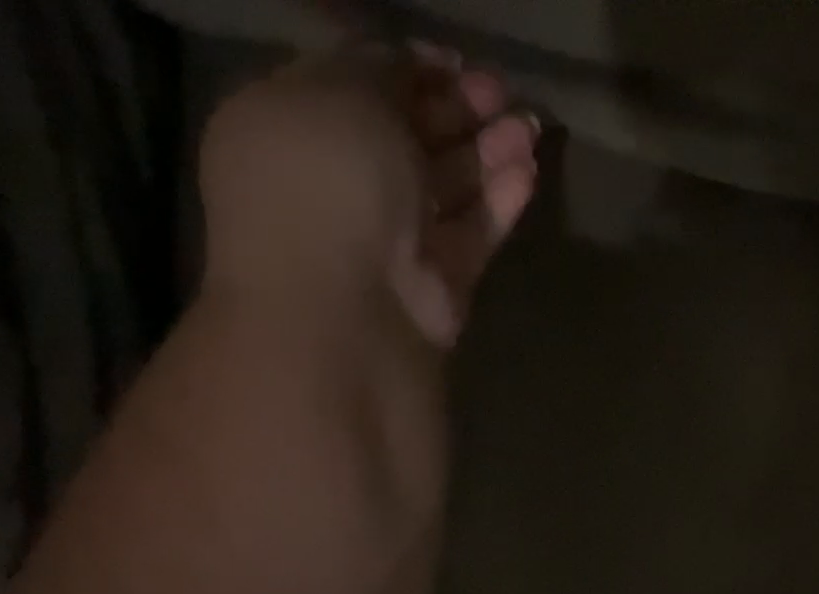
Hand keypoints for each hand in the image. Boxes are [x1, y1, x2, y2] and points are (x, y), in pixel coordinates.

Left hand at [198, 43, 539, 347]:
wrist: (345, 307)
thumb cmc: (325, 183)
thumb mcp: (342, 95)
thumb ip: (381, 69)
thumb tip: (414, 64)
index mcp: (289, 131)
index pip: (350, 87)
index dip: (403, 69)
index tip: (452, 61)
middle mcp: (336, 185)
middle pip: (406, 138)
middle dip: (455, 110)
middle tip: (499, 90)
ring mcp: (389, 240)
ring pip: (445, 186)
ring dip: (488, 153)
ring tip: (530, 127)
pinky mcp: (436, 284)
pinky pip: (470, 235)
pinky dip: (498, 203)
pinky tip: (528, 172)